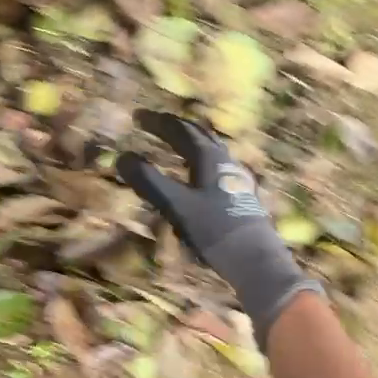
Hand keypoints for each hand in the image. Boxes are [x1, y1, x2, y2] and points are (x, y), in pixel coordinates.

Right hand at [116, 111, 323, 348]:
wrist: (256, 261)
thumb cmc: (215, 230)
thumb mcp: (176, 205)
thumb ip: (149, 181)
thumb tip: (121, 157)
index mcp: (208, 158)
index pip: (180, 131)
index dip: (157, 122)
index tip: (137, 117)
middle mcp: (224, 162)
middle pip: (199, 135)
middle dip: (175, 127)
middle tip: (156, 124)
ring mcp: (235, 179)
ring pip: (210, 151)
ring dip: (191, 143)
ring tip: (177, 145)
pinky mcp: (240, 196)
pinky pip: (215, 168)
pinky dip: (199, 162)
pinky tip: (198, 178)